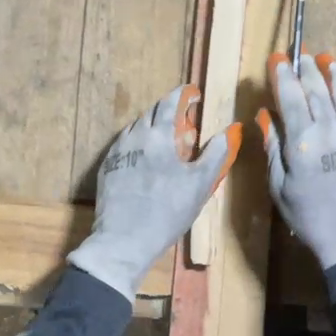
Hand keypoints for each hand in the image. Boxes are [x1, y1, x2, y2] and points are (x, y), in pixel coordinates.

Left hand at [69, 85, 238, 300]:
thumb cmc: (168, 211)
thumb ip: (216, 153)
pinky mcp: (106, 167)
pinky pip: (123, 143)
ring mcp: (117, 152)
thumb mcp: (201, 183)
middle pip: (152, 112)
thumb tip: (230, 130)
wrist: (124, 241)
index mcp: (159, 135)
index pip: (171, 103)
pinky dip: (137, 141)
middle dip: (168, 109)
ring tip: (164, 139)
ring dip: (152, 125)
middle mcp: (135, 136)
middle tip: (183, 119)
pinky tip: (144, 157)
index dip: (184, 95)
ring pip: (136, 127)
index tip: (194, 95)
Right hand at [263, 54, 335, 269]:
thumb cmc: (310, 216)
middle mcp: (329, 127)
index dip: (283, 75)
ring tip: (327, 60)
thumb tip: (265, 116)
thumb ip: (273, 148)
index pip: (291, 96)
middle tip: (301, 54)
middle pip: (317, 89)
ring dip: (334, 74)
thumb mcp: (280, 186)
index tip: (278, 59)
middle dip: (307, 69)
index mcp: (303, 138)